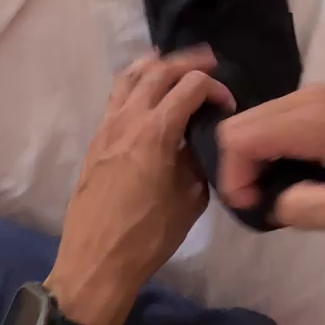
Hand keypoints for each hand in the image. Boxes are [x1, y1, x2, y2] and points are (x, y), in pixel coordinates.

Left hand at [49, 49, 233, 324]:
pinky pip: (117, 97)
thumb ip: (197, 160)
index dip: (214, 88)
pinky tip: (149, 94)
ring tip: (174, 65)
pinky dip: (136, 84)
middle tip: (209, 63)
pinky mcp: (97, 139)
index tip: (227, 105)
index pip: (190, 86)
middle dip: (187, 63)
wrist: (97, 261)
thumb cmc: (149, 235)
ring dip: (155, 66)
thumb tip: (200, 141)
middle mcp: (128, 119)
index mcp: (155, 132)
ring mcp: (107, 126)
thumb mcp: (189, 198)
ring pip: (130, 77)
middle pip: (158, 70)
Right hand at [216, 85, 324, 242]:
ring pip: (256, 120)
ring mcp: (319, 97)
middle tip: (259, 205)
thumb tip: (266, 200)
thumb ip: (300, 207)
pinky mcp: (324, 105)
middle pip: (243, 123)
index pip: (243, 135)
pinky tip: (290, 177)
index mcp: (320, 119)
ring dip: (254, 158)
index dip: (234, 175)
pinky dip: (270, 149)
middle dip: (240, 167)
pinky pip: (276, 121)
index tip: (251, 209)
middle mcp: (313, 97)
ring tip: (274, 194)